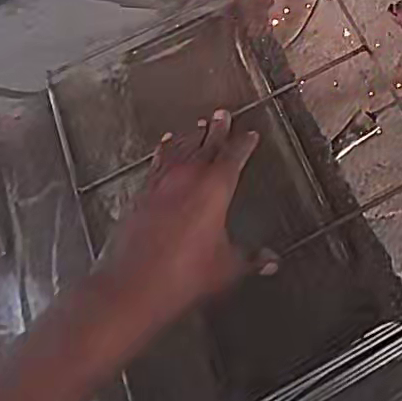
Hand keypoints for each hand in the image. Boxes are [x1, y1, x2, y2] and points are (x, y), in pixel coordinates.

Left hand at [101, 109, 260, 310]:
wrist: (130, 287)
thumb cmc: (184, 275)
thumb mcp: (226, 267)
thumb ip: (251, 258)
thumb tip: (272, 261)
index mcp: (216, 187)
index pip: (235, 156)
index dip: (245, 144)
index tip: (251, 135)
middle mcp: (189, 177)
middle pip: (207, 144)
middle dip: (218, 128)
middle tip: (223, 113)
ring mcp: (162, 183)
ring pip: (181, 150)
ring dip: (191, 137)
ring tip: (197, 125)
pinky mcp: (141, 195)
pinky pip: (157, 163)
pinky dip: (164, 151)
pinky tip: (164, 147)